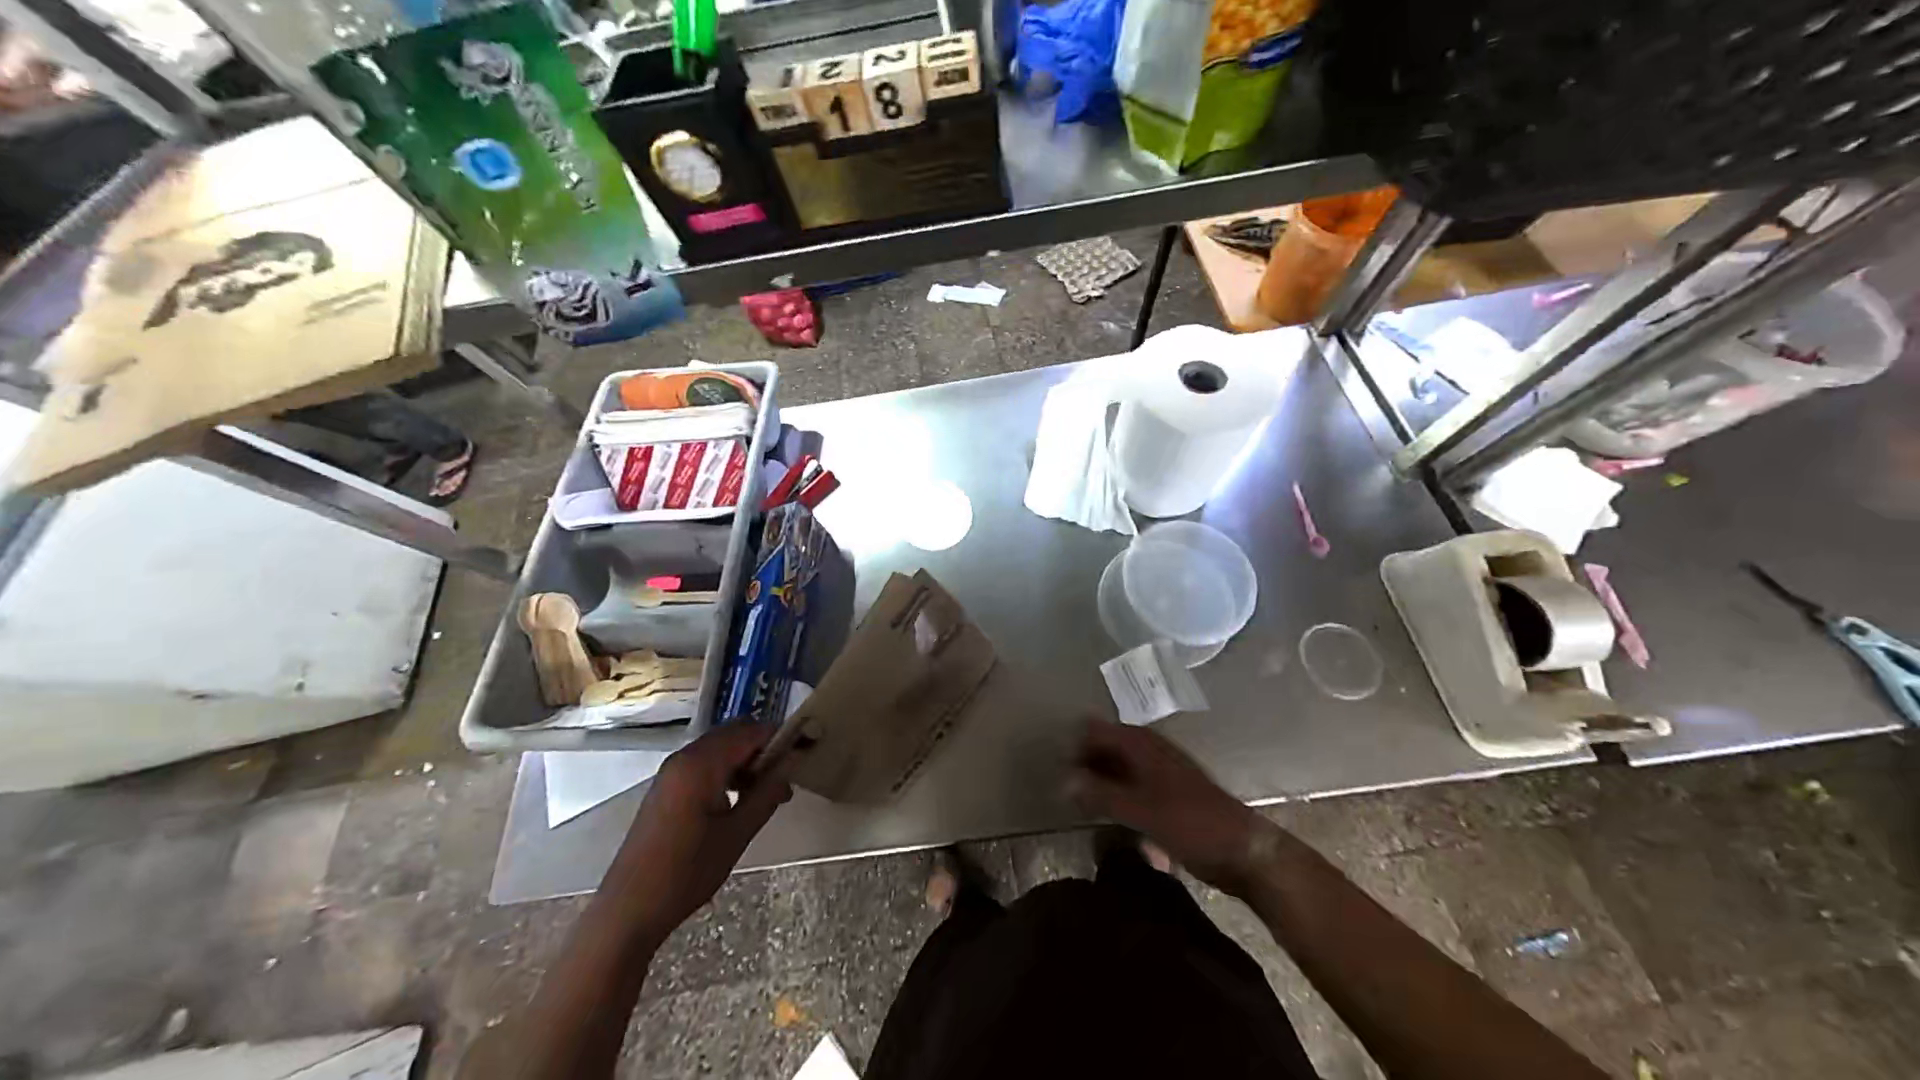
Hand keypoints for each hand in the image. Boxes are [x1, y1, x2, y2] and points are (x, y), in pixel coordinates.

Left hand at [612, 725, 792, 942]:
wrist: (629, 908)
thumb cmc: (687, 871)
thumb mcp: (737, 833)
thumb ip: (767, 793)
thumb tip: (791, 764)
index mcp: (701, 764)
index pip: (750, 731)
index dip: (780, 737)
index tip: (804, 752)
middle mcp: (684, 758)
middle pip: (733, 734)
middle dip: (763, 748)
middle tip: (788, 776)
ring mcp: (671, 773)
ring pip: (719, 749)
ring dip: (746, 761)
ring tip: (769, 793)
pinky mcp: (666, 789)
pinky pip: (704, 765)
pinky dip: (727, 772)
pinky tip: (740, 801)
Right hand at [1069, 718, 1265, 894]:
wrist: (1242, 851)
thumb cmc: (1192, 823)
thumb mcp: (1140, 810)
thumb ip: (1100, 794)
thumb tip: (1063, 781)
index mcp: (1142, 744)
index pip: (1095, 729)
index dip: (1074, 744)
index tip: (1057, 770)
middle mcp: (1149, 751)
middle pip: (1105, 747)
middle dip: (1084, 765)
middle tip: (1064, 792)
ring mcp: (1159, 773)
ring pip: (1117, 769)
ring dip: (1099, 784)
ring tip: (1080, 808)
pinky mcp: (1167, 797)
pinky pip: (1131, 790)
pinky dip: (1117, 800)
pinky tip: (1108, 821)